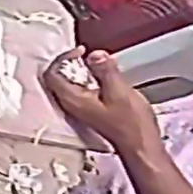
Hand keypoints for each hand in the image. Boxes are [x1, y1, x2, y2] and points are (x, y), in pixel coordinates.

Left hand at [43, 49, 163, 154]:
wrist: (139, 143)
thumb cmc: (130, 122)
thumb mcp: (119, 91)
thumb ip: (105, 72)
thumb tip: (94, 55)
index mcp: (70, 98)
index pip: (53, 74)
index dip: (62, 58)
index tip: (81, 50)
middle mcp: (68, 103)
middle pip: (57, 78)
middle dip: (69, 63)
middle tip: (86, 54)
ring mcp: (77, 107)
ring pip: (68, 84)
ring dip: (78, 71)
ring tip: (95, 62)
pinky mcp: (87, 109)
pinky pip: (79, 90)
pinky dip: (86, 79)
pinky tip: (100, 76)